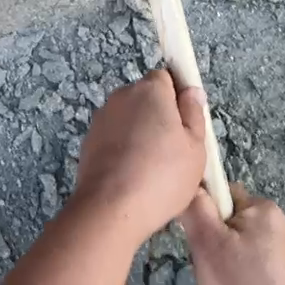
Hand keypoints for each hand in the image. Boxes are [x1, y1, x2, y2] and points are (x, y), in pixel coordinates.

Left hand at [66, 69, 210, 245]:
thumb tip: (192, 90)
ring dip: (139, 133)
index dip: (176, 99)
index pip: (165, 78)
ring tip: (151, 169)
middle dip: (158, 117)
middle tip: (173, 151)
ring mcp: (103, 115)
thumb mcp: (194, 148)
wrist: (111, 206)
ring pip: (129, 118)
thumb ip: (194, 114)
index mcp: (150, 90)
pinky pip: (114, 136)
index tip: (184, 126)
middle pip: (146, 97)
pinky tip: (131, 175)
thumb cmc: (162, 175)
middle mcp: (123, 94)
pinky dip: (123, 148)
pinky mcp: (90, 137)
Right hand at [180, 183, 284, 284]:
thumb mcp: (208, 241)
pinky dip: (239, 272)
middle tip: (212, 262)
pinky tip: (236, 284)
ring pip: (237, 243)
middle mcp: (277, 222)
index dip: (206, 213)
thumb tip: (188, 181)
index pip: (222, 193)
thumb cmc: (240, 281)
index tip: (203, 237)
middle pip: (229, 219)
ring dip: (225, 257)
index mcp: (264, 207)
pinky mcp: (283, 272)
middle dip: (216, 239)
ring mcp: (282, 249)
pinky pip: (251, 261)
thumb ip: (196, 206)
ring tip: (224, 277)